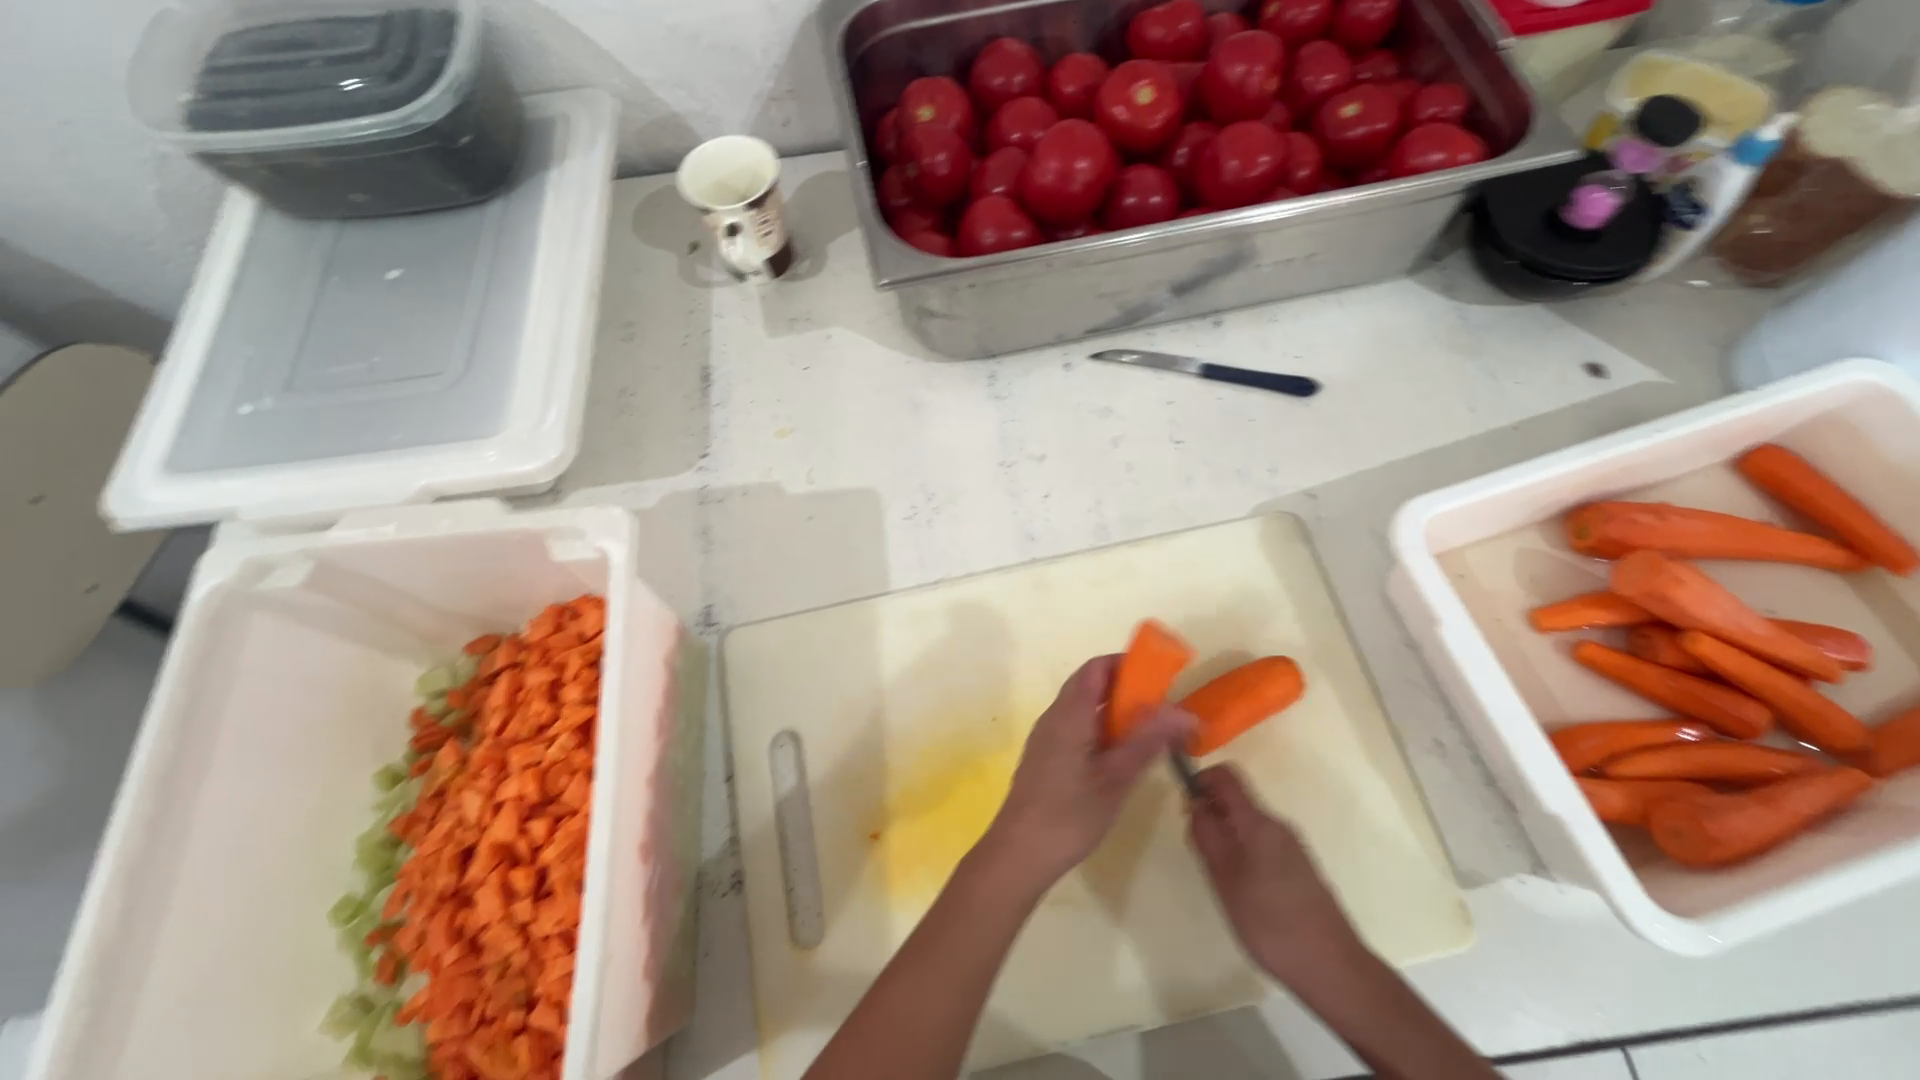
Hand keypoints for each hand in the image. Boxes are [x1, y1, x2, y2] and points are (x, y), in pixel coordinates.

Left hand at [977, 655, 1193, 891]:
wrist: (1019, 853)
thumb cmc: (1069, 813)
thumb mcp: (1117, 777)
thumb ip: (1148, 740)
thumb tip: (1184, 711)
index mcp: (1068, 714)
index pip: (1096, 668)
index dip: (1127, 665)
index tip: (1160, 679)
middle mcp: (1054, 718)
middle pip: (1090, 686)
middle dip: (1127, 691)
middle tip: (1163, 711)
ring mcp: (1046, 739)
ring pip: (1083, 710)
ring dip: (1116, 714)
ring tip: (1150, 735)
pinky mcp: (1045, 759)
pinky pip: (1076, 730)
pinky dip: (1101, 732)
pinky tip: (1121, 758)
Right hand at [1188, 765, 1359, 981]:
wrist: (1332, 966)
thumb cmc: (1270, 923)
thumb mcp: (1225, 880)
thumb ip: (1207, 838)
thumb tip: (1196, 805)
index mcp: (1259, 823)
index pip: (1227, 776)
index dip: (1202, 781)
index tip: (1186, 808)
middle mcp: (1279, 827)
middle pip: (1238, 801)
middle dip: (1212, 815)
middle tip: (1199, 852)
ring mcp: (1294, 848)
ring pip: (1249, 826)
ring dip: (1227, 838)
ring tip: (1219, 878)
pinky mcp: (1301, 869)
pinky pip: (1264, 845)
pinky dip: (1245, 854)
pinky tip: (1243, 892)